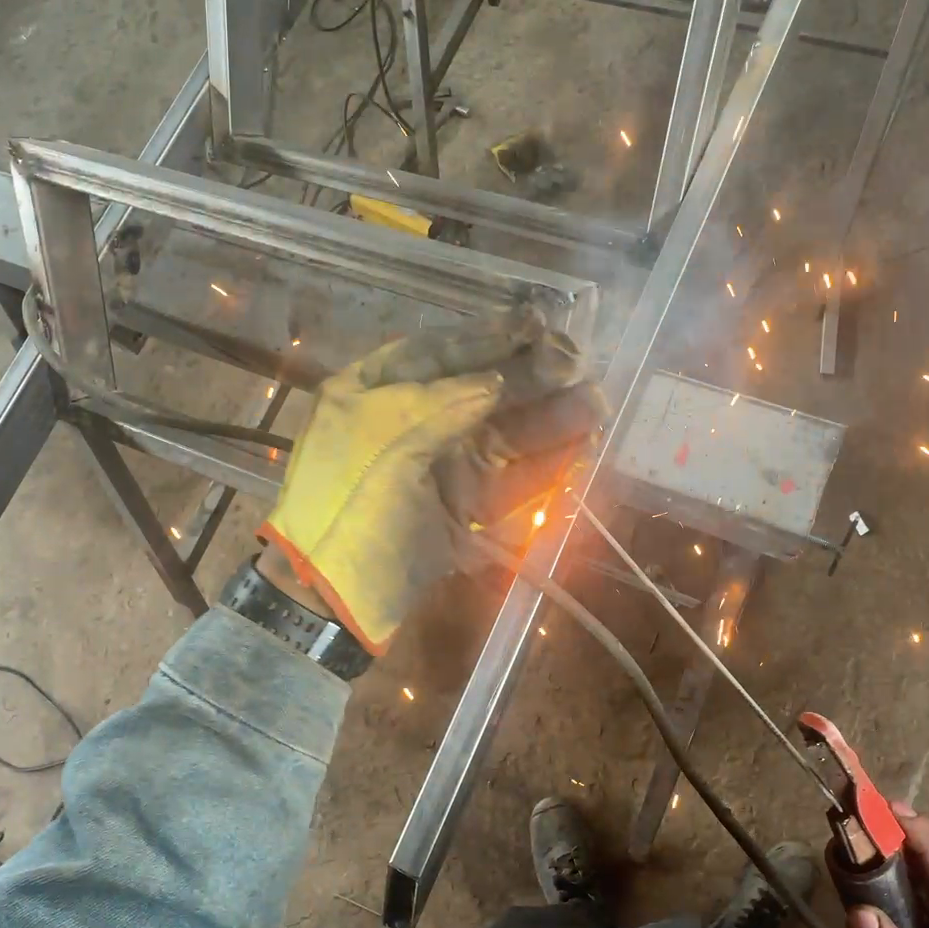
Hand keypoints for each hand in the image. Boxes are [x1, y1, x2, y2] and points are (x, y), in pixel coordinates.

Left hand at [257, 307, 606, 652]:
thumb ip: (449, 401)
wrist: (331, 602)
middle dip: (530, 377)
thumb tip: (502, 379)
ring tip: (597, 404)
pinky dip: (543, 467)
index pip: (437, 352)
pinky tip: (581, 448)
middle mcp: (407, 425)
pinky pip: (508, 483)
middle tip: (580, 363)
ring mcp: (436, 470)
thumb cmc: (349, 506)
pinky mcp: (460, 513)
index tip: (539, 323)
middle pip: (478, 392)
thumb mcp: (389, 437)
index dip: (489, 336)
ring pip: (502, 436)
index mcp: (371, 393)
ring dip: (549, 420)